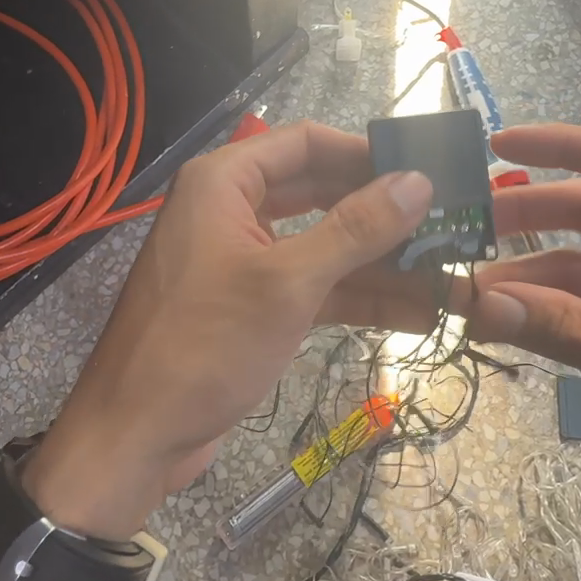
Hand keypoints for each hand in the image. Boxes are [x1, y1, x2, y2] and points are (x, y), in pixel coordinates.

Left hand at [20, 121, 432, 539]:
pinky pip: (310, 286)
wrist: (134, 437)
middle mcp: (230, 209)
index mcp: (224, 181)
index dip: (365, 153)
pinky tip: (415, 313)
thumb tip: (417, 182)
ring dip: (377, 261)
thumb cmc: (204, 344)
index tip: (424, 170)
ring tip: (446, 274)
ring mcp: (242, 259)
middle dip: (379, 212)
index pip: (305, 143)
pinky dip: (355, 297)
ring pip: (320, 245)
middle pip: (318, 192)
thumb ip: (355, 229)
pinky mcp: (250, 305)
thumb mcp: (286, 283)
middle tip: (445, 223)